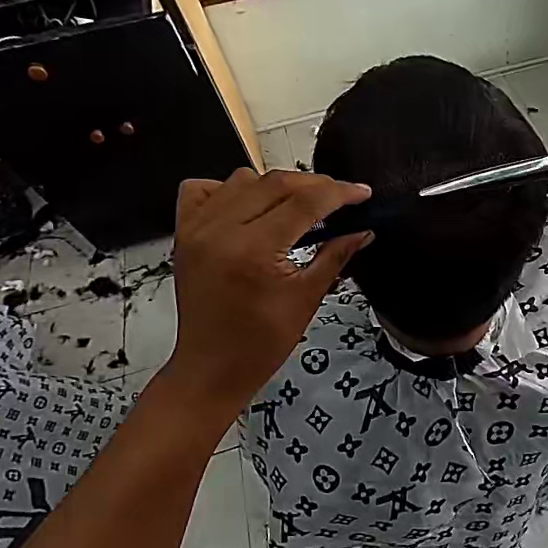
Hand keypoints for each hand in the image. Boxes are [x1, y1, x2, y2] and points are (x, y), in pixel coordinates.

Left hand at [163, 169, 372, 411]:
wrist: (212, 368)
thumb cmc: (259, 344)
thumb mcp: (308, 298)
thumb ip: (336, 256)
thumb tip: (363, 231)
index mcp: (253, 251)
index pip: (305, 202)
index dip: (339, 192)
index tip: (361, 193)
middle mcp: (219, 231)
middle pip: (276, 182)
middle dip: (316, 184)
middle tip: (341, 197)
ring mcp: (196, 229)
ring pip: (244, 179)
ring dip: (278, 185)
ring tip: (301, 204)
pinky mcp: (185, 233)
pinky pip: (204, 189)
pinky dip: (231, 189)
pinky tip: (252, 206)